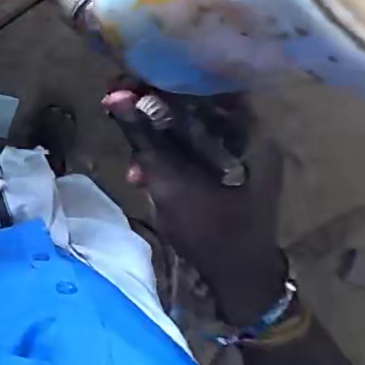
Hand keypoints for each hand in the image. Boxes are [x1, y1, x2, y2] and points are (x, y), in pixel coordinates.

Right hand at [103, 90, 287, 326]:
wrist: (240, 284)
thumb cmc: (212, 231)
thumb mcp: (170, 182)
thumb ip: (143, 136)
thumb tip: (114, 95)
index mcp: (250, 128)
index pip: (201, 85)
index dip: (159, 80)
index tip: (125, 82)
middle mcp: (250, 133)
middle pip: (192, 104)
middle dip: (149, 107)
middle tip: (116, 102)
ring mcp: (239, 153)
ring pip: (187, 128)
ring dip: (153, 134)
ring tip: (128, 148)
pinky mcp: (226, 171)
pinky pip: (190, 149)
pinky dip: (165, 154)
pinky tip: (142, 171)